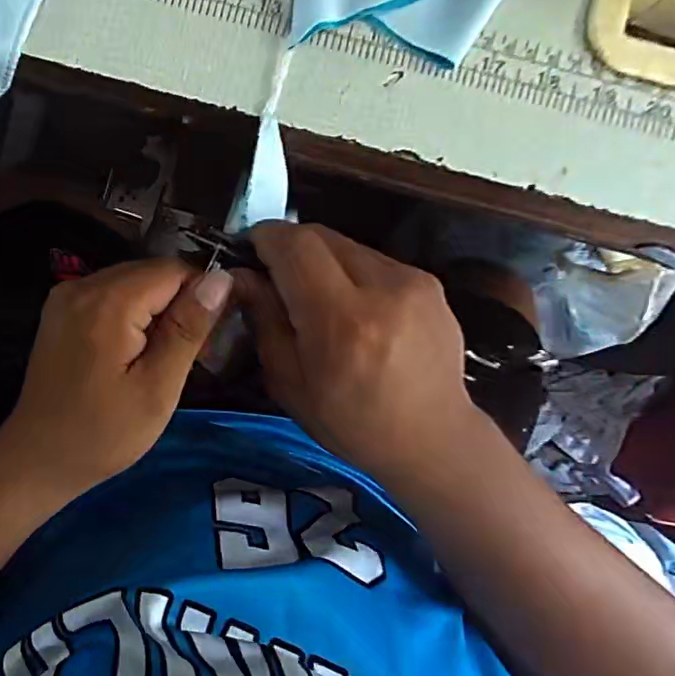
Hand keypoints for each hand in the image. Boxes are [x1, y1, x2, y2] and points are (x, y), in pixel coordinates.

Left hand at [0, 257, 232, 494]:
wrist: (37, 460)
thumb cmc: (102, 434)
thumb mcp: (157, 388)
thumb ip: (188, 329)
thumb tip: (220, 279)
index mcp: (107, 303)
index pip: (173, 269)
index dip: (201, 295)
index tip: (210, 337)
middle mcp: (82, 286)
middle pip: (151, 272)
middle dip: (179, 303)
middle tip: (191, 354)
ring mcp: (65, 296)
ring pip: (132, 282)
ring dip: (157, 310)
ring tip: (163, 357)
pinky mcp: (60, 311)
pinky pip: (110, 295)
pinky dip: (131, 314)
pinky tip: (135, 351)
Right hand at [235, 222, 489, 484]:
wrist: (433, 439)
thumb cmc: (351, 423)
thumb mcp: (289, 382)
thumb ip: (264, 321)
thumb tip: (241, 275)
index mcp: (341, 321)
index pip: (296, 246)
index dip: (266, 238)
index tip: (251, 249)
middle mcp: (383, 289)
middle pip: (321, 236)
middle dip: (291, 247)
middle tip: (277, 275)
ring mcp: (413, 282)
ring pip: (349, 245)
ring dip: (323, 260)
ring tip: (318, 297)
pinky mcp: (431, 284)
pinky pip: (375, 261)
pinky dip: (353, 274)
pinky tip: (356, 309)